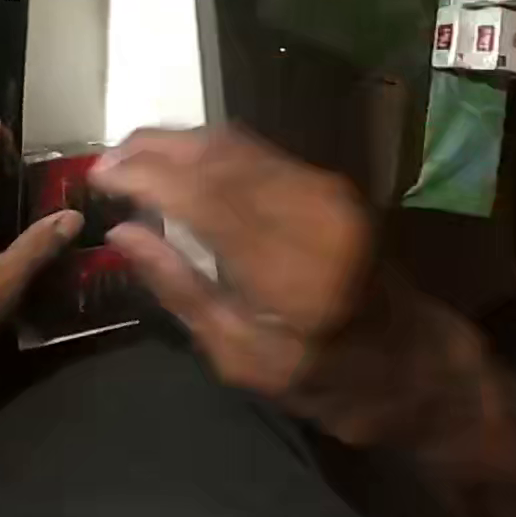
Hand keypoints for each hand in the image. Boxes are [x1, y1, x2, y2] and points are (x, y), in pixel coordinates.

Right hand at [91, 127, 408, 436]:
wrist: (416, 359)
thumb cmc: (325, 378)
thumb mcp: (241, 358)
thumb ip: (178, 288)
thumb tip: (121, 232)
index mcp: (288, 268)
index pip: (199, 195)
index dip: (142, 175)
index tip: (99, 177)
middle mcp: (307, 210)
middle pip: (211, 153)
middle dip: (148, 147)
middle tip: (105, 162)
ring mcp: (320, 186)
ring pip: (227, 139)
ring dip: (172, 141)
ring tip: (129, 156)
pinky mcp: (322, 177)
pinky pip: (248, 146)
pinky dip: (202, 145)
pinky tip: (175, 159)